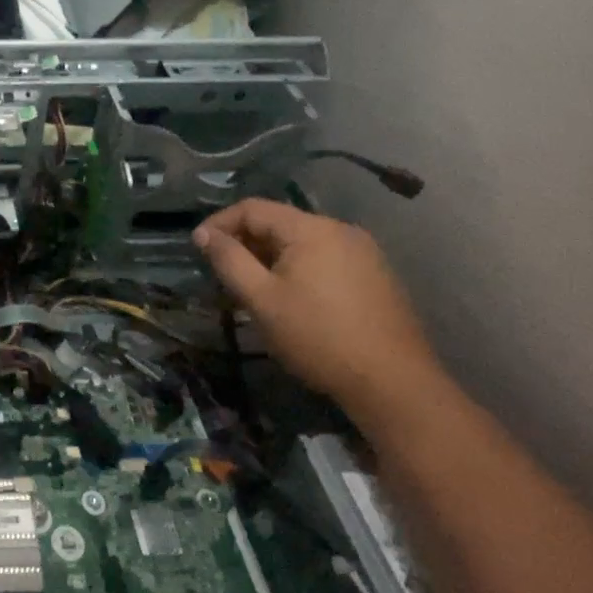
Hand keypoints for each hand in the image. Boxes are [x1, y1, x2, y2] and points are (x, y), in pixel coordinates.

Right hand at [196, 199, 439, 411]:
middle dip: (246, 243)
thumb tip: (204, 234)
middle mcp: (340, 230)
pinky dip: (299, 269)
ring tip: (254, 289)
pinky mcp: (377, 276)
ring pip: (303, 243)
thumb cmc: (318, 338)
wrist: (394, 384)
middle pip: (279, 223)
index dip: (219, 224)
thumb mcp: (261, 299)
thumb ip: (229, 260)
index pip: (252, 208)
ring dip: (271, 258)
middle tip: (223, 274)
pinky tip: (294, 300)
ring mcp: (364, 253)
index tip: (198, 249)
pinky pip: (326, 259)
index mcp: (311, 229)